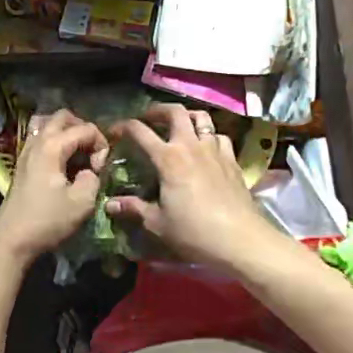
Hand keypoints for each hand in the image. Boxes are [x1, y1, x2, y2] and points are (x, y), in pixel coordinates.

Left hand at [0, 110, 107, 263]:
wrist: (12, 238)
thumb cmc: (47, 220)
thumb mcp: (82, 202)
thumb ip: (93, 178)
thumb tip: (89, 170)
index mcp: (52, 146)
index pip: (85, 128)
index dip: (101, 145)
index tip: (100, 169)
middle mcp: (36, 141)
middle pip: (62, 117)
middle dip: (83, 129)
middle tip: (92, 153)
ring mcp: (26, 150)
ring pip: (47, 124)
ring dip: (66, 132)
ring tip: (78, 153)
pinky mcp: (22, 162)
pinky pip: (39, 138)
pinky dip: (54, 141)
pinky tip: (63, 163)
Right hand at [107, 104, 295, 274]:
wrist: (241, 241)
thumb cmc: (194, 231)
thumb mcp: (157, 223)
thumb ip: (134, 208)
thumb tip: (110, 205)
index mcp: (167, 158)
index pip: (140, 131)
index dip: (123, 126)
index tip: (114, 132)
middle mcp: (190, 146)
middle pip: (175, 112)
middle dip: (158, 111)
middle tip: (149, 119)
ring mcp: (215, 151)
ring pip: (202, 119)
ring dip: (187, 117)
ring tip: (179, 126)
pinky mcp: (233, 161)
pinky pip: (220, 137)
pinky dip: (209, 136)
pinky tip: (206, 148)